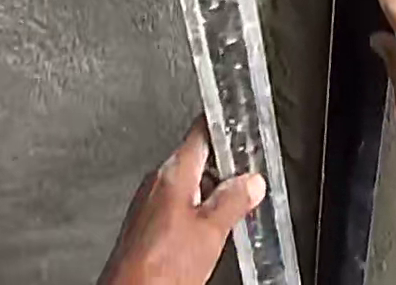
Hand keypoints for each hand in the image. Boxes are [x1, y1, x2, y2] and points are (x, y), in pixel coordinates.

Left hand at [97, 118, 266, 284]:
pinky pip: (175, 206)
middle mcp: (156, 182)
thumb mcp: (211, 231)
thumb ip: (235, 200)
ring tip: (230, 210)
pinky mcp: (143, 228)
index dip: (225, 124)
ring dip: (210, 193)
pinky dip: (194, 212)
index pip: (202, 129)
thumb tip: (252, 183)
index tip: (241, 124)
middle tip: (246, 177)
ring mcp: (147, 205)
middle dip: (223, 167)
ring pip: (188, 184)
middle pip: (197, 158)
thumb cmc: (158, 270)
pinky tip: (205, 232)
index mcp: (173, 171)